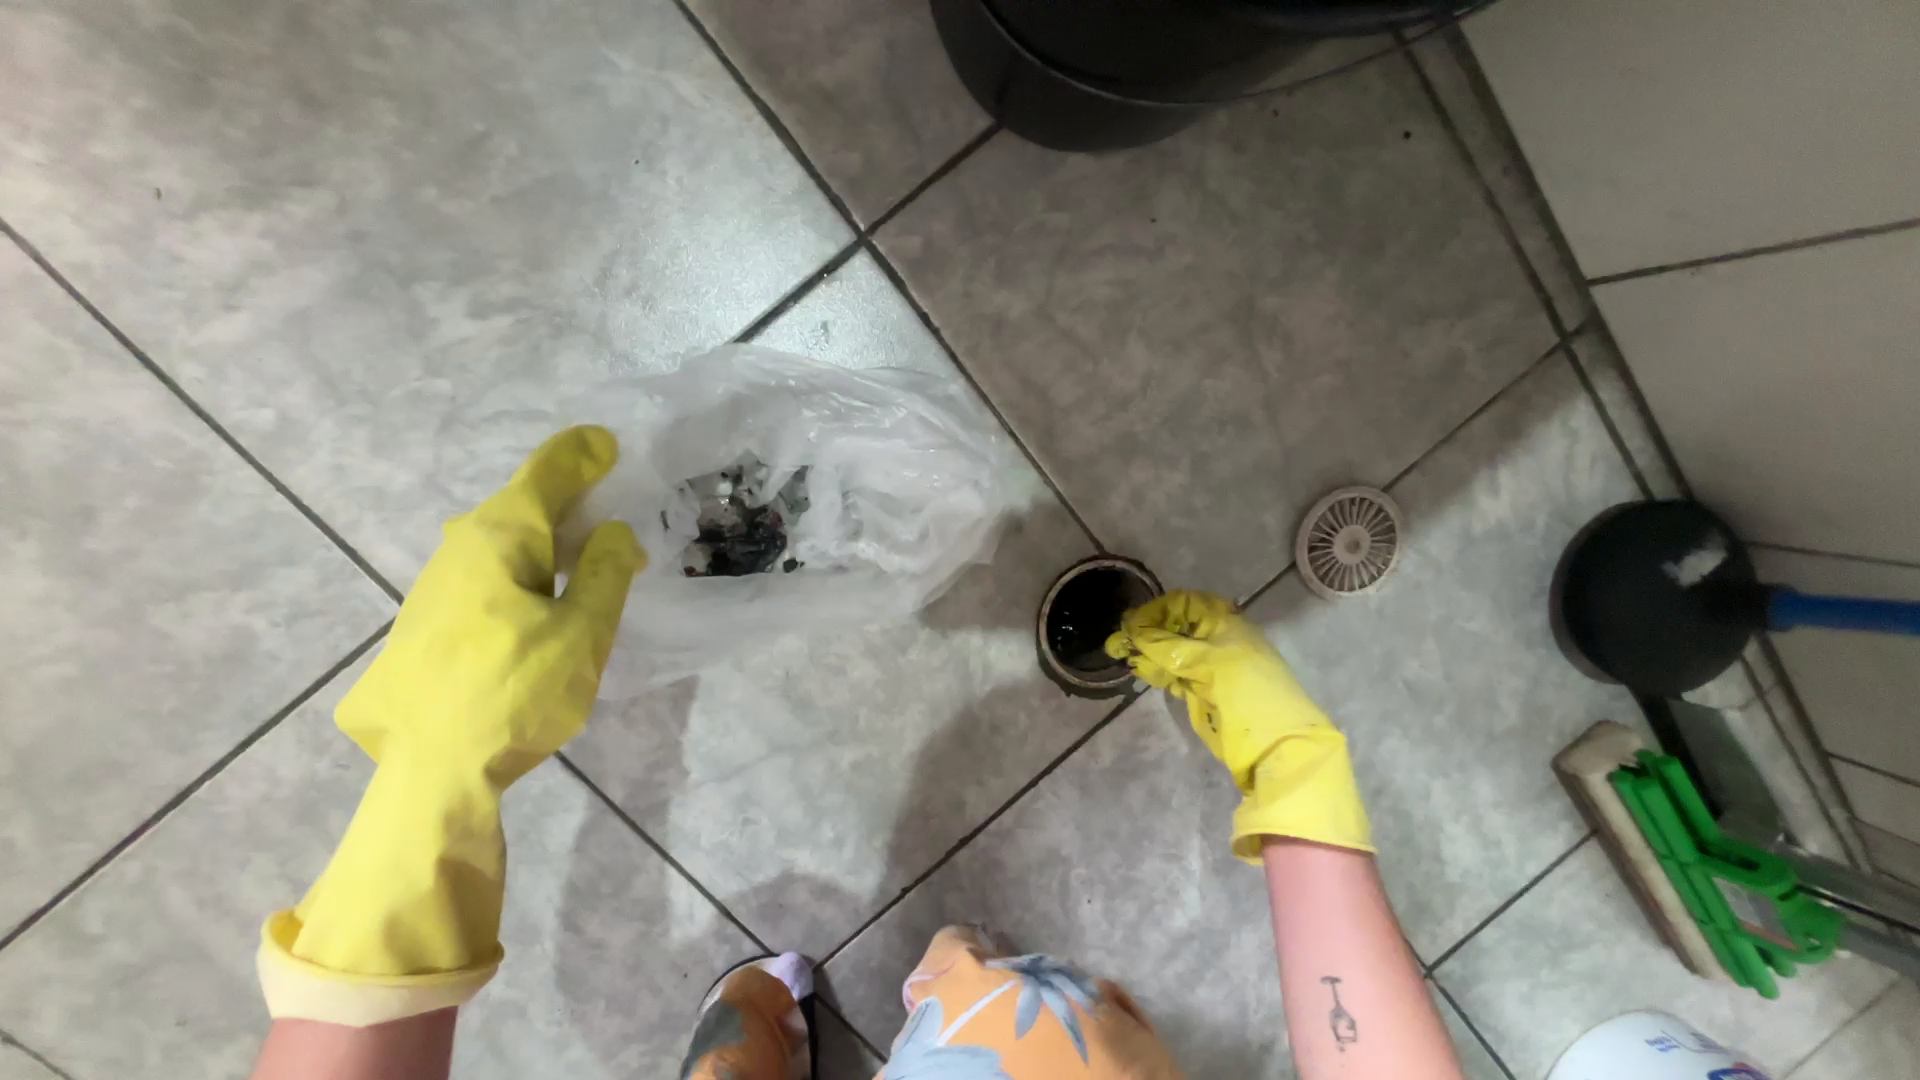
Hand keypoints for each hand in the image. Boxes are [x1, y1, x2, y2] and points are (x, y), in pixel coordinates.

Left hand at [335, 424, 643, 783]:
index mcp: (502, 540)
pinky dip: (517, 566)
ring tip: (576, 552)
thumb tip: (612, 531)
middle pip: (518, 504)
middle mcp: (459, 550)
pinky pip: (481, 572)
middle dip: (563, 496)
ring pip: (496, 540)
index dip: (579, 455)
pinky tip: (532, 598)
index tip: (607, 442)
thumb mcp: (584, 632)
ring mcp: (432, 588)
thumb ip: (606, 572)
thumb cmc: (518, 693)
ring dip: (541, 536)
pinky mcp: (424, 624)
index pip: (544, 475)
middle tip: (605, 503)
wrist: (431, 771)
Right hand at [1106, 590, 1371, 859]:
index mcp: (1227, 624)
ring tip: (1126, 656)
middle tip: (1120, 642)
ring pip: (1174, 652)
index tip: (1131, 623)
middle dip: (1148, 632)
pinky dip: (1159, 671)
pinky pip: (1178, 674)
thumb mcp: (1208, 661)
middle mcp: (1218, 640)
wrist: (1277, 745)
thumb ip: (1167, 646)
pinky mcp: (1205, 691)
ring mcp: (1212, 667)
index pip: (1185, 604)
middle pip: (1177, 627)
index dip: (1158, 611)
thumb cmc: (1249, 692)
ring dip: (1150, 653)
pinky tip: (1142, 670)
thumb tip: (1132, 631)